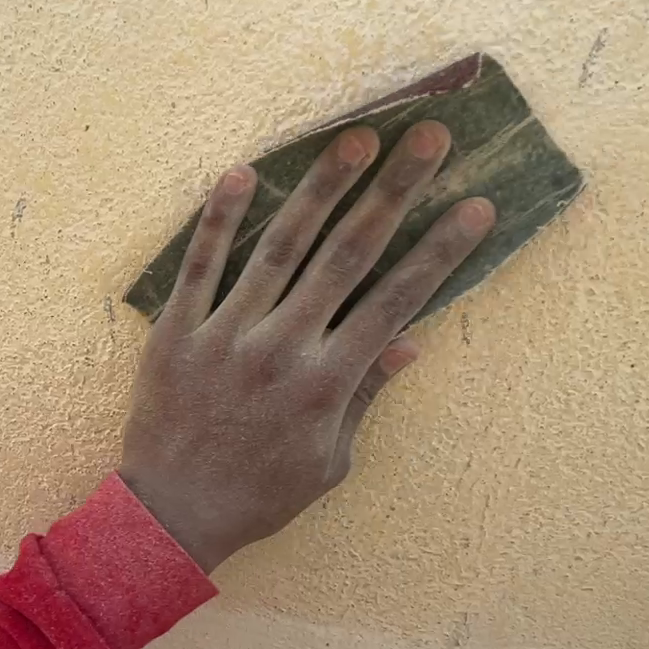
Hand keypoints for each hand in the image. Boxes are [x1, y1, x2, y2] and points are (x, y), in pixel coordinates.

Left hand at [120, 122, 493, 571]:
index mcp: (325, 384)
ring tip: (355, 138)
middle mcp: (280, 348)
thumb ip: (365, 399)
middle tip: (428, 137)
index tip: (476, 204)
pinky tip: (239, 173)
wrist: (172, 512)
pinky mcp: (175, 334)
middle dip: (393, 193)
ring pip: (278, 249)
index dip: (440, 251)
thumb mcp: (327, 463)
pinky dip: (217, 220)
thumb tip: (409, 341)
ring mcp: (224, 336)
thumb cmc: (257, 496)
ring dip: (320, 189)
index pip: (395, 301)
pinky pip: (197, 268)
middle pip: (346, 258)